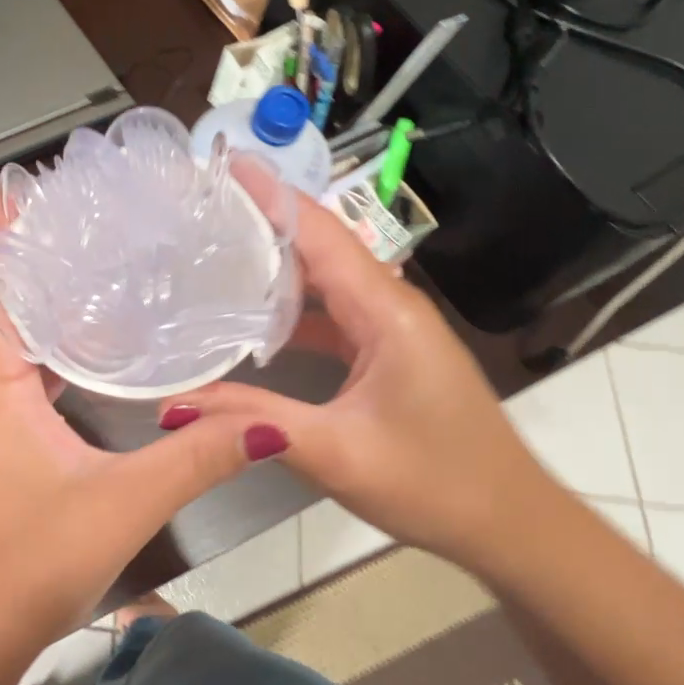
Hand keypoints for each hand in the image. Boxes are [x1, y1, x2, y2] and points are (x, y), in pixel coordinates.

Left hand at [0, 188, 286, 650]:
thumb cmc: (27, 561)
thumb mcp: (122, 502)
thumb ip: (195, 459)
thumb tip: (266, 421)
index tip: (22, 187)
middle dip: (32, 257)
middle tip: (87, 218)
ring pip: (18, 342)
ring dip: (47, 303)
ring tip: (103, 267)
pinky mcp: (14, 449)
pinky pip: (34, 379)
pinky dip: (61, 352)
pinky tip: (106, 353)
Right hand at [167, 170, 560, 568]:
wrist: (510, 524)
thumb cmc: (435, 483)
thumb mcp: (336, 453)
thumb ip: (255, 420)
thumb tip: (173, 407)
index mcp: (386, 311)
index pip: (320, 233)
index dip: (272, 194)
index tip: (223, 160)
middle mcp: (391, 305)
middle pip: (321, 246)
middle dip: (263, 219)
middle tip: (200, 206)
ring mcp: (393, 328)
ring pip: (326, 280)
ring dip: (276, 263)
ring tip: (213, 251)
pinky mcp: (390, 351)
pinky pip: (333, 313)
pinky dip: (293, 308)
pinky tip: (253, 322)